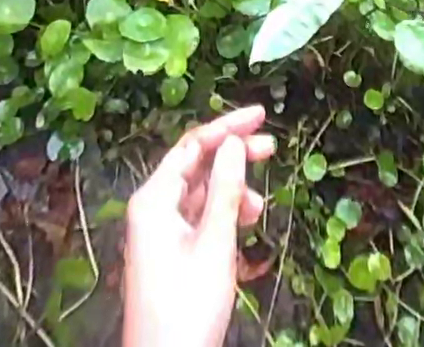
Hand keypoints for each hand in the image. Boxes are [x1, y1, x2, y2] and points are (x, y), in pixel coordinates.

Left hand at [123, 106, 275, 346]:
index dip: (227, 127)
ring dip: (231, 190)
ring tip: (258, 205)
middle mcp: (153, 206)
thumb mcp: (214, 245)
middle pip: (196, 164)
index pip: (192, 145)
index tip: (260, 115)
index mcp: (153, 198)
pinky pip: (199, 215)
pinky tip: (244, 221)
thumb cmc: (187, 308)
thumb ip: (225, 189)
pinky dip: (223, 213)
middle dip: (232, 155)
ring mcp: (160, 228)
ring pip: (201, 190)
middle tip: (270, 146)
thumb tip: (234, 143)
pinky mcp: (171, 248)